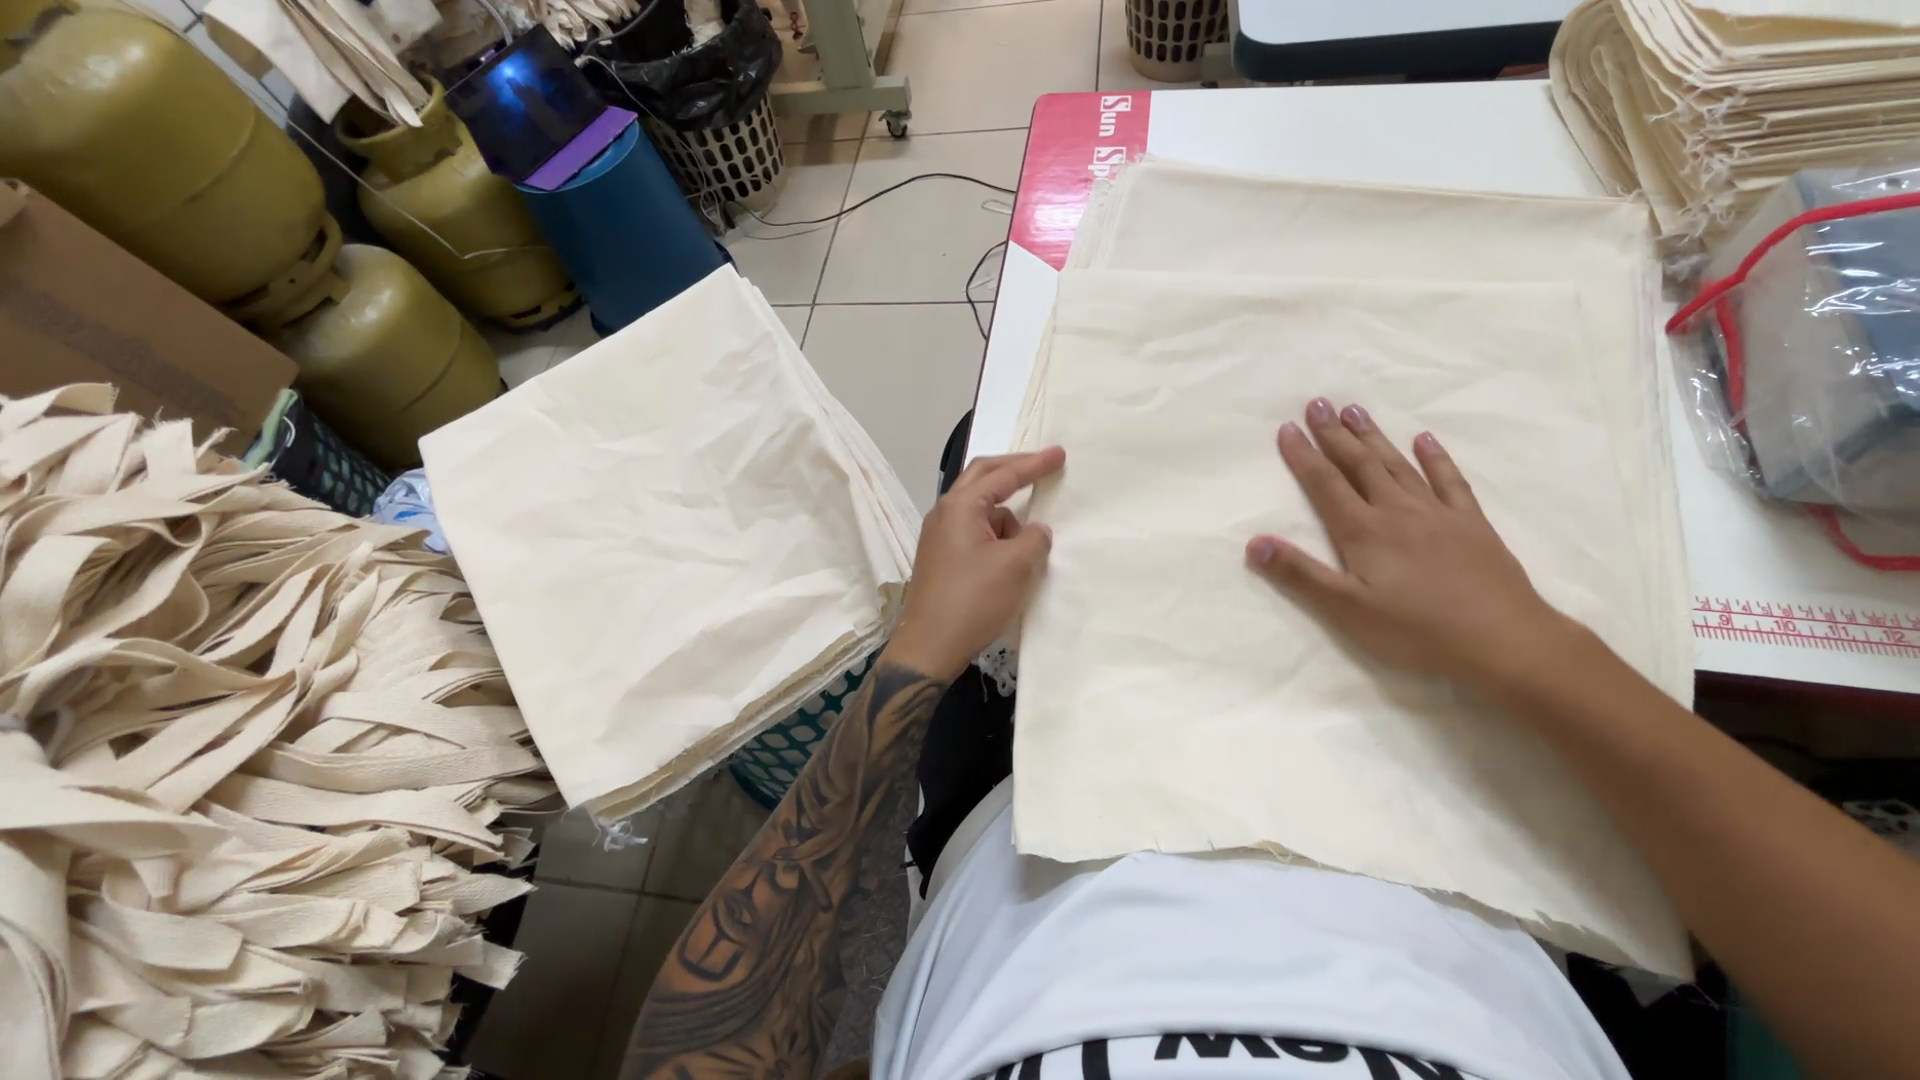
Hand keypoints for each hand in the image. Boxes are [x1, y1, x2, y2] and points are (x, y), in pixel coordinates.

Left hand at [888, 447, 1066, 680]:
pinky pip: (974, 534)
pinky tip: (1010, 562)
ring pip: (980, 512)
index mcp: (960, 507)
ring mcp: (938, 536)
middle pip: (983, 479)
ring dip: (1007, 518)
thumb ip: (1035, 539)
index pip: (1003, 475)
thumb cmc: (973, 600)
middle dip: (1014, 472)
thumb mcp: (1016, 566)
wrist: (930, 645)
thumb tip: (1035, 531)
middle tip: (1043, 467)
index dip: (1034, 464)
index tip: (1060, 455)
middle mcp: (944, 514)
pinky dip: (996, 538)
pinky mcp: (940, 558)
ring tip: (1029, 548)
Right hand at [1246, 398, 1582, 690]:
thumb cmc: (1416, 631)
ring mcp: (1438, 514)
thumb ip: (1300, 574)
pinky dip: (1435, 457)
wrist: (1503, 639)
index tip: (1287, 427)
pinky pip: (1449, 481)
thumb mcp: (1347, 611)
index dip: (1303, 456)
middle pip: (1360, 464)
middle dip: (1335, 434)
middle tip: (1318, 403)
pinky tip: (1425, 440)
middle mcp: (1397, 511)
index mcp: (1364, 532)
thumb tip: (1254, 543)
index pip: (1325, 485)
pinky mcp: (1471, 524)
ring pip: (1399, 464)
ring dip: (1374, 437)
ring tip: (1355, 410)